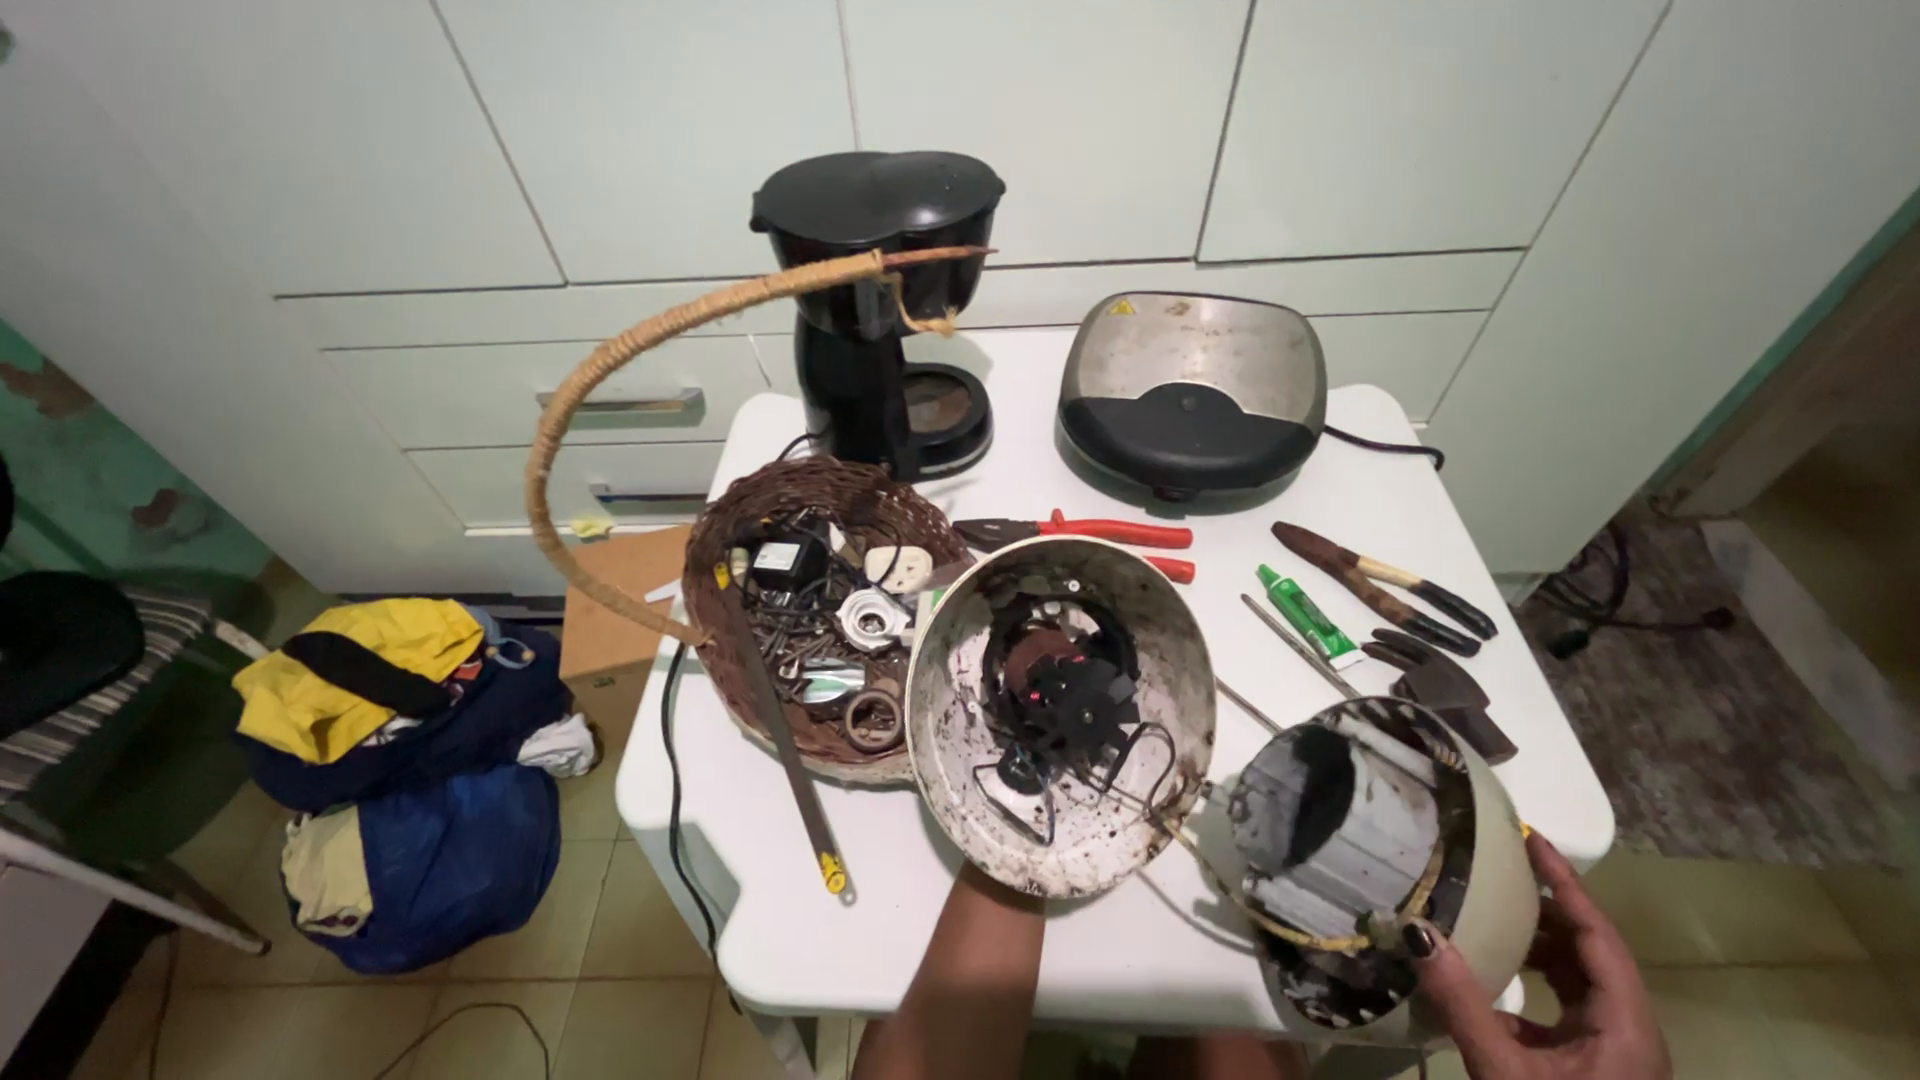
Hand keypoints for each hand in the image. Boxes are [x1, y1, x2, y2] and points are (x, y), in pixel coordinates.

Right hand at [1405, 833, 1670, 1079]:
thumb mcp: (1503, 1070)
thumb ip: (1461, 1000)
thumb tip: (1414, 928)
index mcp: (1627, 1028)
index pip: (1598, 936)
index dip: (1565, 885)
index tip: (1530, 840)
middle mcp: (1629, 1032)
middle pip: (1589, 952)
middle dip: (1543, 907)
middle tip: (1494, 868)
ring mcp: (1612, 1051)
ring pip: (1577, 978)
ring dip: (1534, 942)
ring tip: (1488, 910)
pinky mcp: (1590, 1067)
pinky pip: (1562, 1005)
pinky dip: (1527, 979)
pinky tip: (1487, 977)